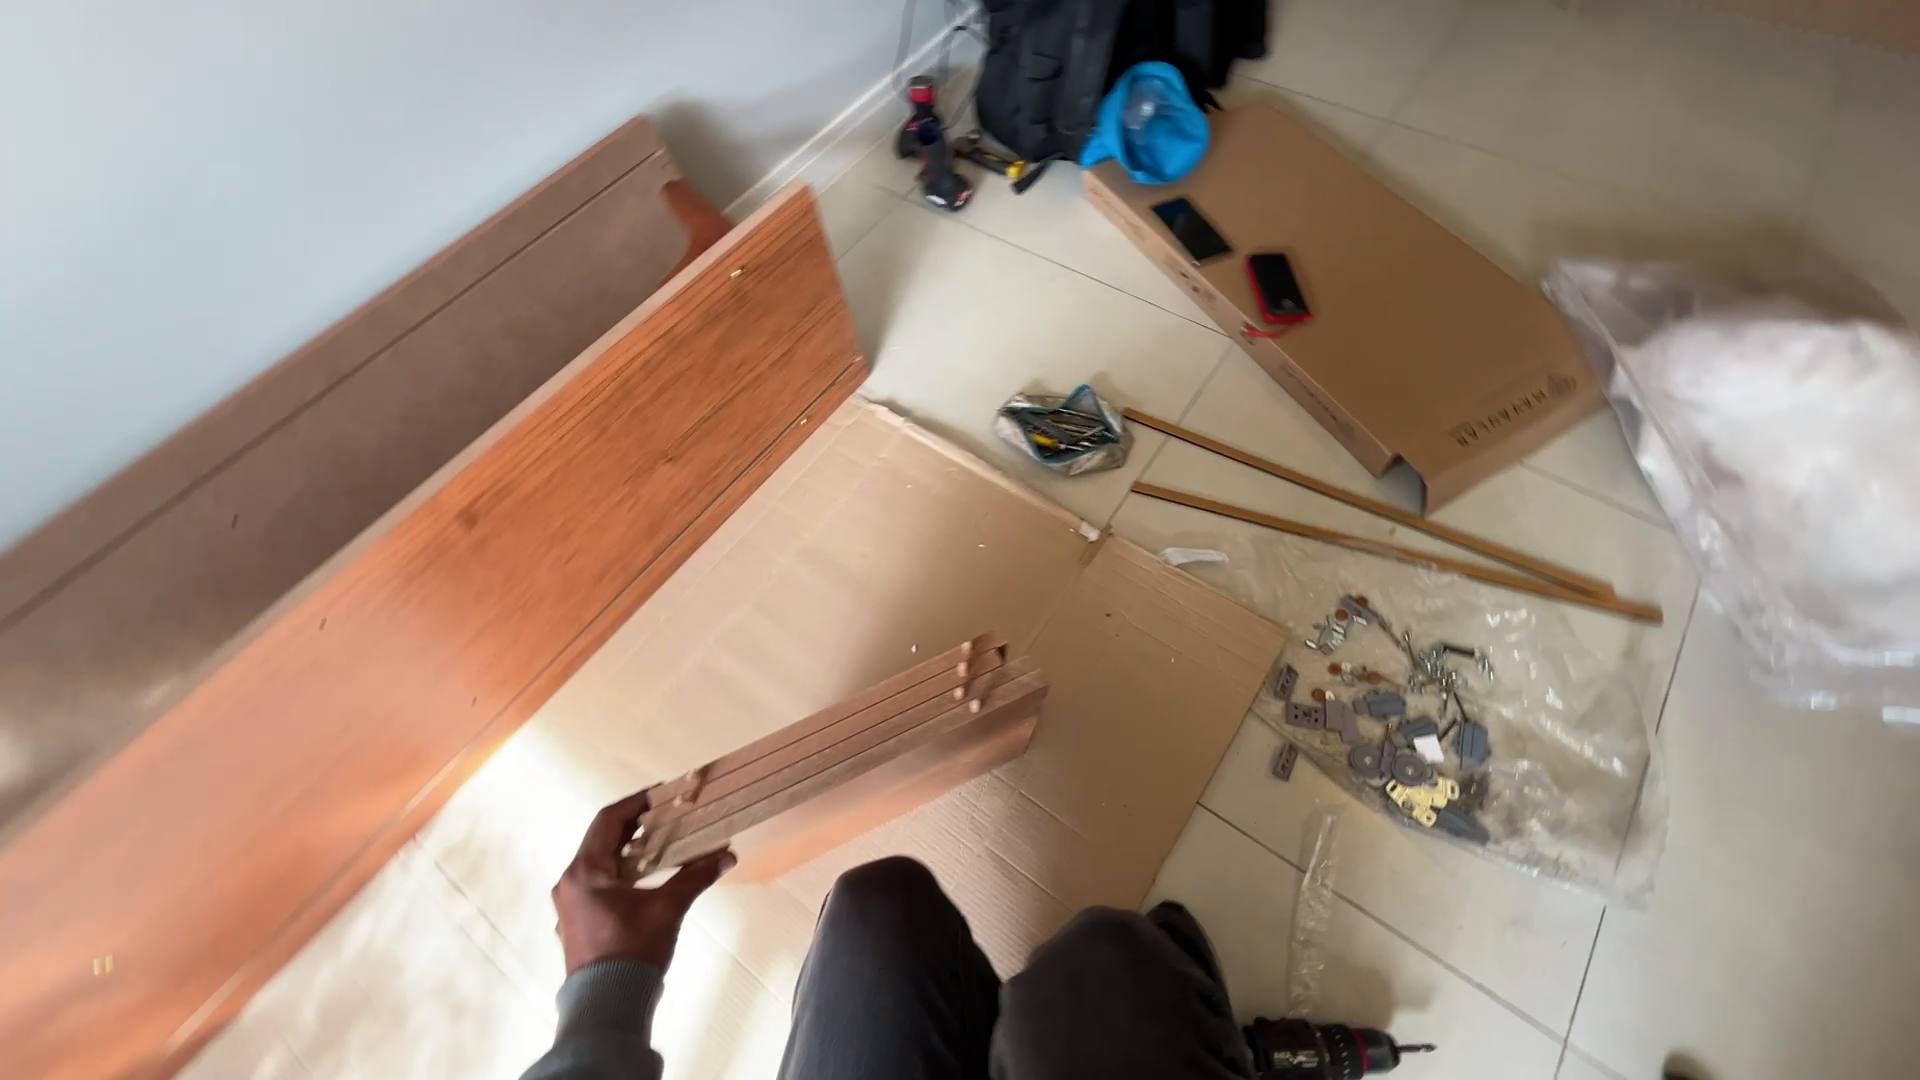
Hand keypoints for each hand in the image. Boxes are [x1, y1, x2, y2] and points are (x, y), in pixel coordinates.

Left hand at [553, 790, 735, 972]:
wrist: (607, 1009)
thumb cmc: (632, 949)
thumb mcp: (668, 908)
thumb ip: (696, 876)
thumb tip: (727, 856)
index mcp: (584, 872)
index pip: (608, 820)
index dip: (637, 802)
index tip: (663, 794)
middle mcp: (571, 884)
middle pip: (604, 840)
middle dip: (638, 825)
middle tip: (669, 815)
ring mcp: (572, 906)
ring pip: (602, 863)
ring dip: (632, 849)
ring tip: (665, 842)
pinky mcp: (579, 924)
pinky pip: (601, 883)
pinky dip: (625, 871)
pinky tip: (651, 876)